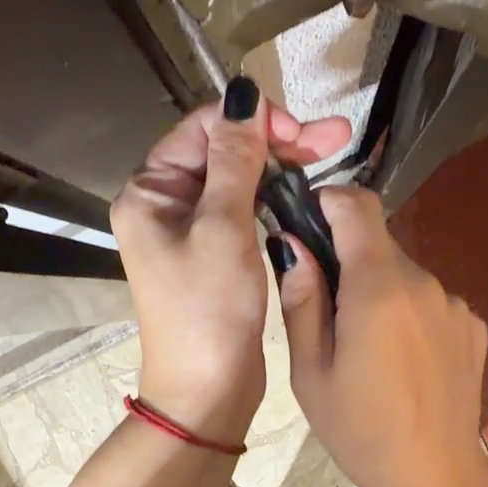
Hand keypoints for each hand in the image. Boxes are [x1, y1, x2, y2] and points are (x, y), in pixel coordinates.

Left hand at [110, 80, 349, 443]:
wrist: (207, 391)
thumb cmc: (208, 311)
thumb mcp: (223, 229)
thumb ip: (235, 160)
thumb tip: (244, 95)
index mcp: (150, 191)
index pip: (203, 128)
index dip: (253, 121)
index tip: (302, 132)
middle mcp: (165, 205)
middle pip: (223, 151)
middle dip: (278, 140)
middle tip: (337, 137)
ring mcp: (192, 232)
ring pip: (239, 180)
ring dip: (282, 166)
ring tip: (334, 153)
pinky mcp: (217, 256)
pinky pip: (245, 211)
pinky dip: (275, 198)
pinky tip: (308, 190)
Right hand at [277, 186, 487, 486]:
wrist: (435, 477)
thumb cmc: (359, 431)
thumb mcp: (310, 372)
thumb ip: (302, 299)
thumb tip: (292, 243)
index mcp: (379, 287)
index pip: (358, 205)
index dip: (329, 204)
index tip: (309, 226)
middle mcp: (424, 283)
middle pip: (380, 246)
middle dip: (349, 265)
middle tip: (329, 318)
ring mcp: (455, 305)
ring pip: (405, 278)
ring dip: (381, 296)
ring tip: (369, 355)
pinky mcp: (473, 327)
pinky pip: (431, 305)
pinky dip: (411, 319)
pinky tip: (404, 367)